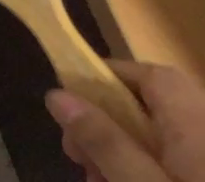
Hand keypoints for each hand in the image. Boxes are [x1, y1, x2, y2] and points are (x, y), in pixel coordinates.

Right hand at [50, 60, 204, 181]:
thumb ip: (104, 143)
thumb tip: (58, 95)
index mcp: (203, 134)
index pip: (156, 78)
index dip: (110, 78)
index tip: (71, 104)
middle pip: (160, 112)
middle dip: (111, 125)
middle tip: (80, 158)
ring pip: (172, 145)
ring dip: (128, 154)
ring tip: (102, 181)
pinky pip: (189, 168)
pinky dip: (155, 173)